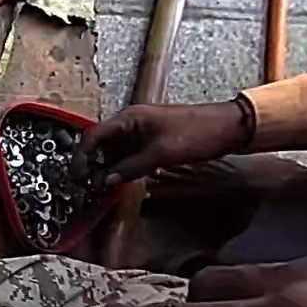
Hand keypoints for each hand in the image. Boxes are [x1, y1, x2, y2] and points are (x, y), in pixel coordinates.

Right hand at [74, 100, 248, 186]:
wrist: (230, 127)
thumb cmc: (196, 134)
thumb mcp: (161, 154)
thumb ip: (130, 168)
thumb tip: (104, 181)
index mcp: (129, 119)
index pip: (93, 135)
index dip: (81, 156)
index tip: (77, 175)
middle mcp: (130, 124)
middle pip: (100, 143)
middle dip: (91, 163)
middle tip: (85, 184)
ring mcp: (140, 132)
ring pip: (113, 151)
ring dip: (105, 167)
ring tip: (100, 186)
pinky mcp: (150, 141)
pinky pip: (127, 155)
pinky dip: (120, 167)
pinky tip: (118, 181)